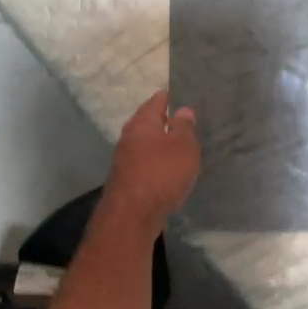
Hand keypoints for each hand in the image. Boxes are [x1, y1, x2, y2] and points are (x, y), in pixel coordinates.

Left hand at [102, 90, 200, 230]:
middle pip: (145, 123)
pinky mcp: (125, 181)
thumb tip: (182, 110)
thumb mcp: (183, 146)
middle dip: (159, 120)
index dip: (166, 97)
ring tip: (174, 145)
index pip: (155, 102)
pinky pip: (142, 164)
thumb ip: (184, 127)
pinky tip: (164, 170)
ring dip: (156, 144)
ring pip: (142, 145)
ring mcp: (123, 161)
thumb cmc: (162, 173)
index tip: (175, 93)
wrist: (133, 214)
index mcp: (142, 124)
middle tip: (177, 118)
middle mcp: (128, 138)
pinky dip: (153, 163)